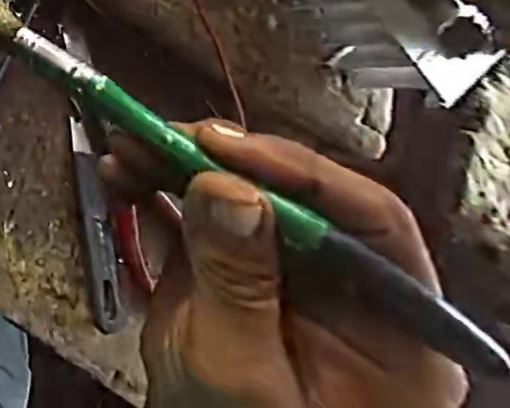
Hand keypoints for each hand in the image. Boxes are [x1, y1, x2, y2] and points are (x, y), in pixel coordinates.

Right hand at [101, 121, 466, 407]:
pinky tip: (120, 176)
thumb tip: (225, 184)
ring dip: (173, 164)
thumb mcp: (241, 374)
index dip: (298, 170)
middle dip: (216, 159)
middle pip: (290, 194)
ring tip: (122, 149)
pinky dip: (155, 189)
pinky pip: (195, 215)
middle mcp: (340, 287)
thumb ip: (236, 282)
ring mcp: (277, 274)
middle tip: (158, 136)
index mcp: (389, 324)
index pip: (368, 219)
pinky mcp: (226, 269)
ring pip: (235, 194)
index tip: (221, 146)